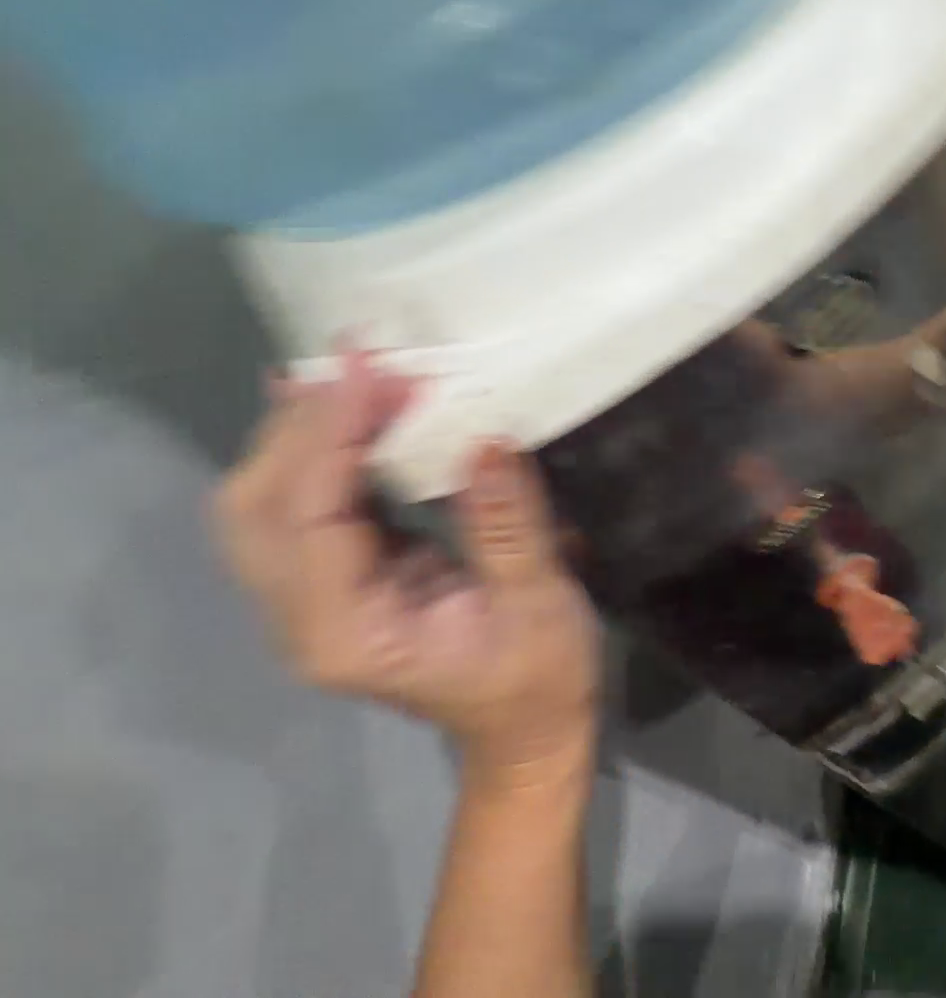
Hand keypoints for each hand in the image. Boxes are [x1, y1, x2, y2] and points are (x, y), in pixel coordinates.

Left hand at [212, 351, 600, 785]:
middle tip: (368, 361)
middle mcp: (304, 617)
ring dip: (303, 433)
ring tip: (354, 373)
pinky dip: (318, 455)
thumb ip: (509, 526)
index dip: (332, 435)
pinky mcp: (339, 584)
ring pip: (264, 504)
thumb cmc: (540, 680)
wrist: (527, 735)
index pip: (308, 516)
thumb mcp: (540, 605)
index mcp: (347, 630)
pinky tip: (345, 412)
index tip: (374, 368)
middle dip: (303, 424)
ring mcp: (313, 602)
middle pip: (256, 506)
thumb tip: (488, 438)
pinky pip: (301, 510)